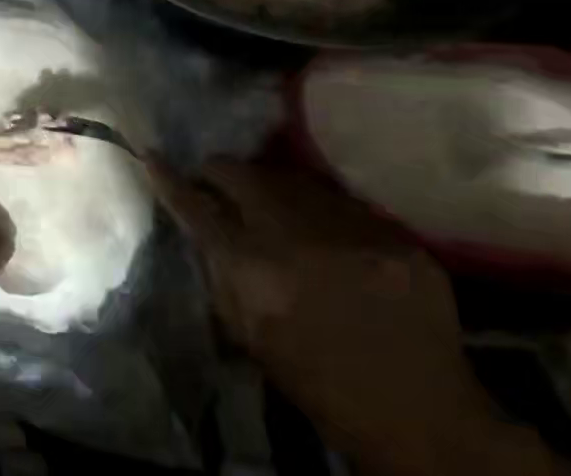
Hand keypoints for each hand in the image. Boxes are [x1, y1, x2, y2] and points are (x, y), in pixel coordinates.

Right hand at [150, 160, 566, 475]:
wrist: (419, 415)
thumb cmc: (316, 380)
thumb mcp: (248, 334)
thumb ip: (219, 271)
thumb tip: (199, 222)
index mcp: (255, 273)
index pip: (197, 207)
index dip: (170, 179)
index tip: (152, 155)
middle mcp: (298, 239)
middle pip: (242, 175)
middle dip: (219, 170)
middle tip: (213, 176)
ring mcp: (353, 231)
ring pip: (292, 178)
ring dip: (270, 185)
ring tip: (268, 200)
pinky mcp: (395, 235)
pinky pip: (340, 201)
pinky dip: (319, 207)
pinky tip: (322, 227)